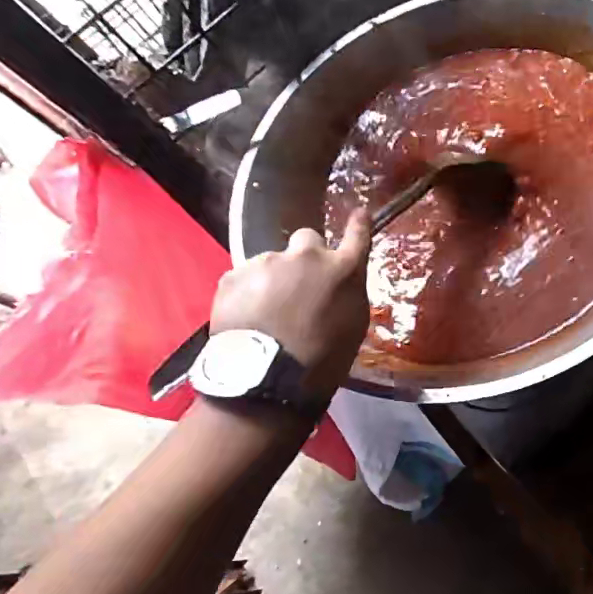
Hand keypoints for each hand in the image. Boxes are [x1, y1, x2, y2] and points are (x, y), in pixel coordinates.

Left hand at [209, 210, 372, 396]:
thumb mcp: (352, 326)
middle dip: (305, 257)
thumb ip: (347, 292)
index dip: (359, 224)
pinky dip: (246, 294)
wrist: (266, 381)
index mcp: (342, 271)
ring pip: (271, 262)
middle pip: (307, 239)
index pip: (358, 236)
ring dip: (273, 279)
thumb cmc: (321, 362)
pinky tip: (247, 320)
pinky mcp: (233, 276)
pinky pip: (244, 278)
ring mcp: (266, 262)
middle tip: (299, 286)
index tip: (359, 213)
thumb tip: (337, 281)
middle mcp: (306, 256)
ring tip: (267, 315)